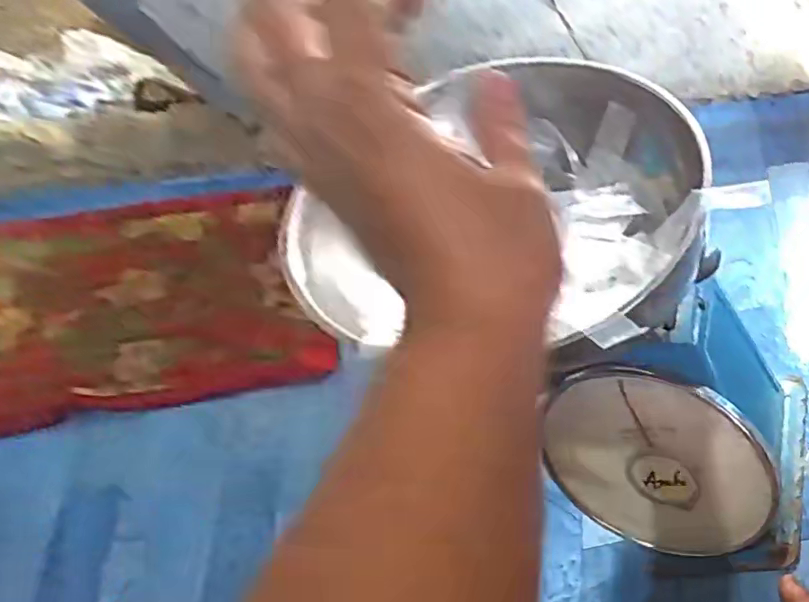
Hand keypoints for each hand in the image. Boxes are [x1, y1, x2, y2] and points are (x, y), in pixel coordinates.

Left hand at [235, 0, 560, 341]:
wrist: (472, 330)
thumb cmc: (506, 261)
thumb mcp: (521, 192)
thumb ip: (502, 129)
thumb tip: (497, 86)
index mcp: (369, 107)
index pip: (352, 11)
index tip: (428, 4)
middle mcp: (320, 118)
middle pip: (273, 18)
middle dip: (322, 5)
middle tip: (382, 16)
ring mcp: (312, 154)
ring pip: (256, 60)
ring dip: (285, 31)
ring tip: (336, 35)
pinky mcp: (322, 186)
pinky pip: (278, 110)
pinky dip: (293, 81)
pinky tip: (332, 92)